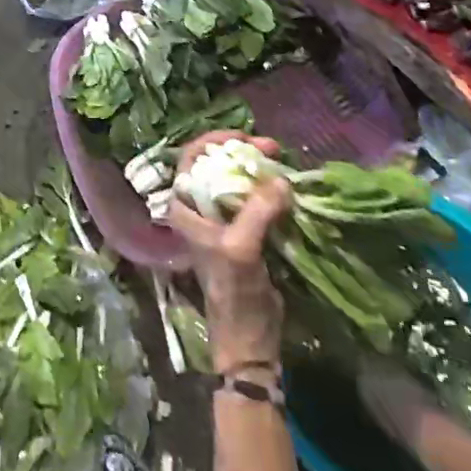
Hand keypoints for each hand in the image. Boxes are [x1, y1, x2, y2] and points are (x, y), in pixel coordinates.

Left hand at [168, 131, 289, 373]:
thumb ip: (258, 211)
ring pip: (236, 180)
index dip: (215, 141)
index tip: (245, 136)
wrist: (249, 334)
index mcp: (185, 207)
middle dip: (242, 152)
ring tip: (281, 161)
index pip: (191, 158)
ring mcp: (222, 219)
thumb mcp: (241, 248)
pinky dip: (268, 189)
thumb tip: (281, 181)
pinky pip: (254, 199)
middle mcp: (198, 208)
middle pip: (216, 165)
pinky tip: (285, 184)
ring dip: (257, 169)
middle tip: (272, 148)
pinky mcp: (244, 231)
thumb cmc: (233, 290)